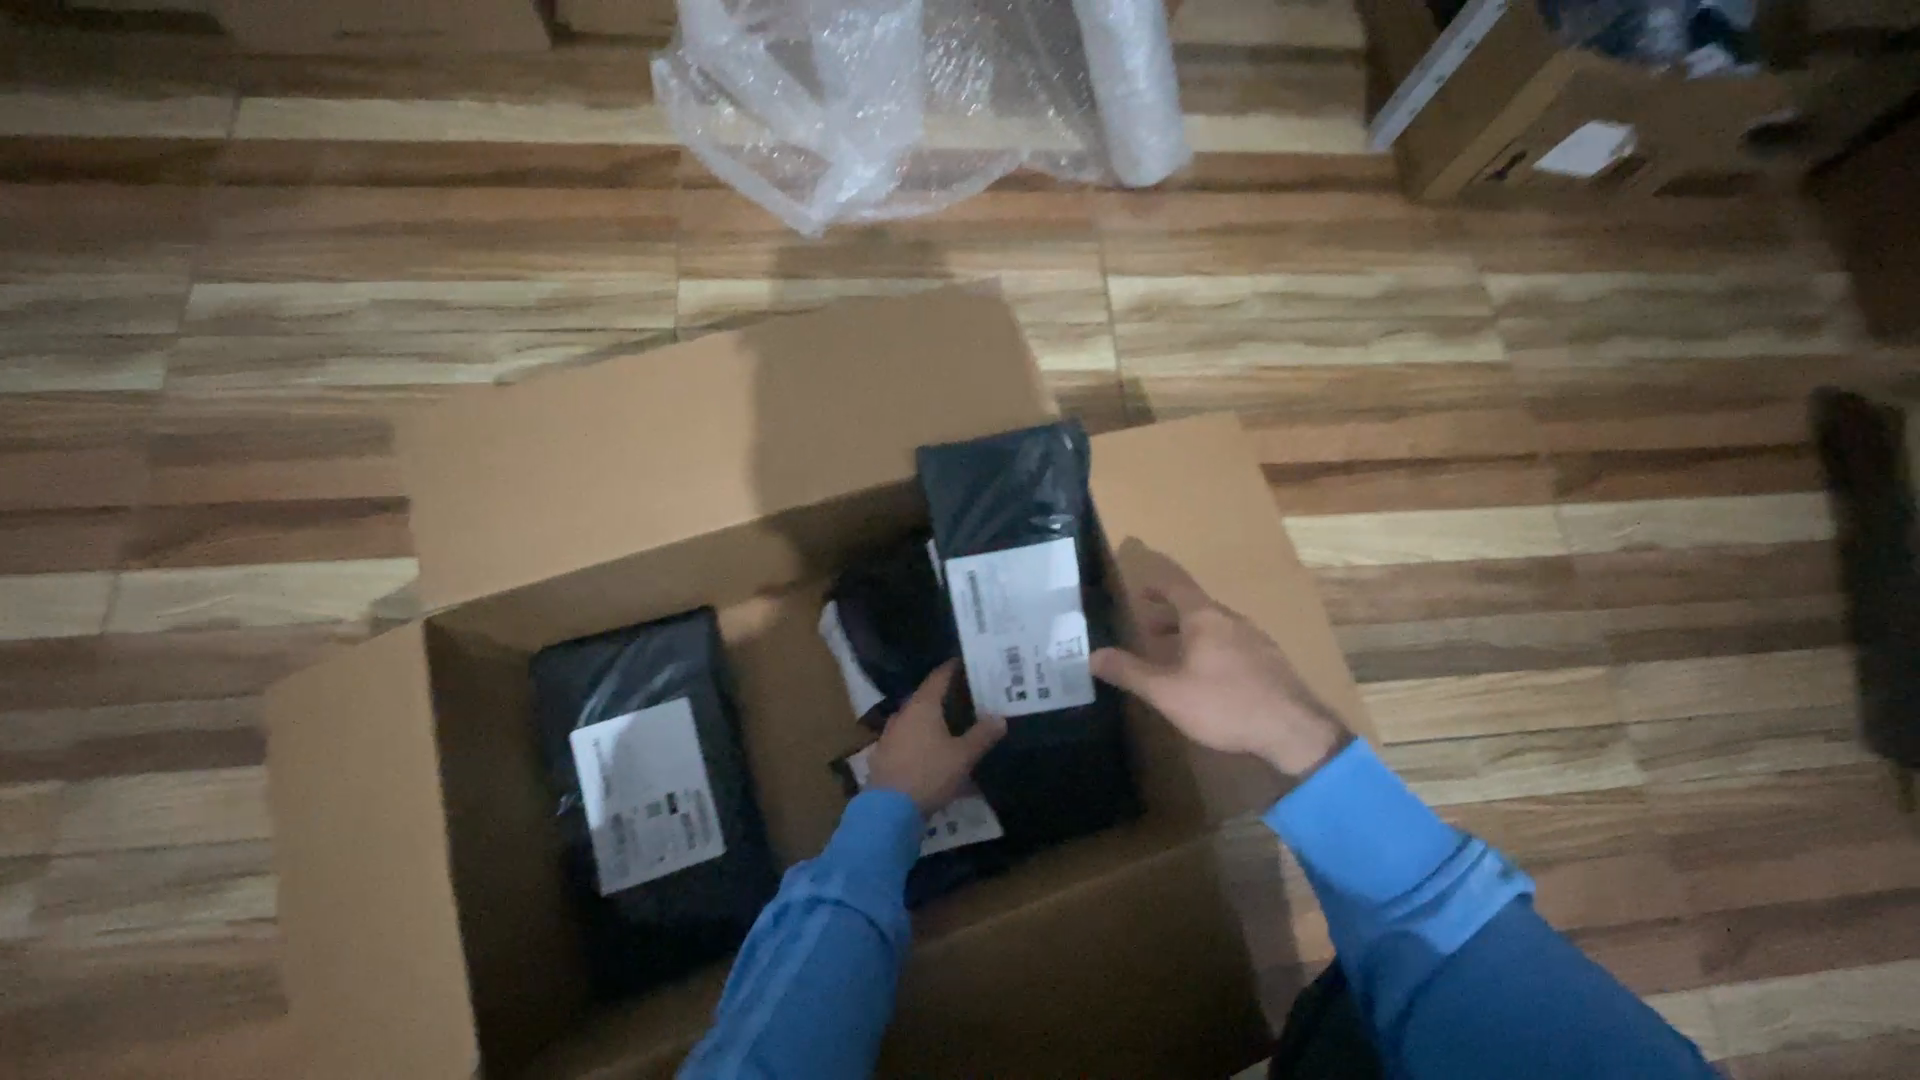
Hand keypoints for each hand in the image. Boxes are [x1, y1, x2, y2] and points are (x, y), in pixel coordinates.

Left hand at [868, 660, 1007, 815]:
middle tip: (967, 696)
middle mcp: (903, 714)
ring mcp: (890, 735)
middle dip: (945, 696)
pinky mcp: (884, 756)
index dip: (952, 668)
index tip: (966, 663)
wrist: (888, 810)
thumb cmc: (929, 774)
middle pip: (926, 697)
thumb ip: (982, 735)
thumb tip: (1000, 718)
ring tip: (953, 724)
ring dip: (932, 720)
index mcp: (921, 706)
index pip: (938, 677)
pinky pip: (907, 739)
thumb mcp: (963, 756)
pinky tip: (933, 751)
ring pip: (915, 719)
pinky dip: (921, 739)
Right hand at [1091, 560, 1348, 779]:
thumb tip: (1093, 655)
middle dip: (1170, 614)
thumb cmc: (1223, 704)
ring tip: (1175, 653)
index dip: (1156, 585)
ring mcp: (1256, 640)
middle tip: (1148, 626)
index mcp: (1205, 618)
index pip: (1176, 586)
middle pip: (1197, 606)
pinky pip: (1234, 643)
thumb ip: (1130, 672)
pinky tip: (1211, 675)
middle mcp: (1232, 620)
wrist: (1293, 731)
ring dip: (1191, 633)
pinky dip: (1213, 648)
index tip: (1140, 588)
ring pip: (1217, 626)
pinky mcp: (1271, 662)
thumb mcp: (1167, 692)